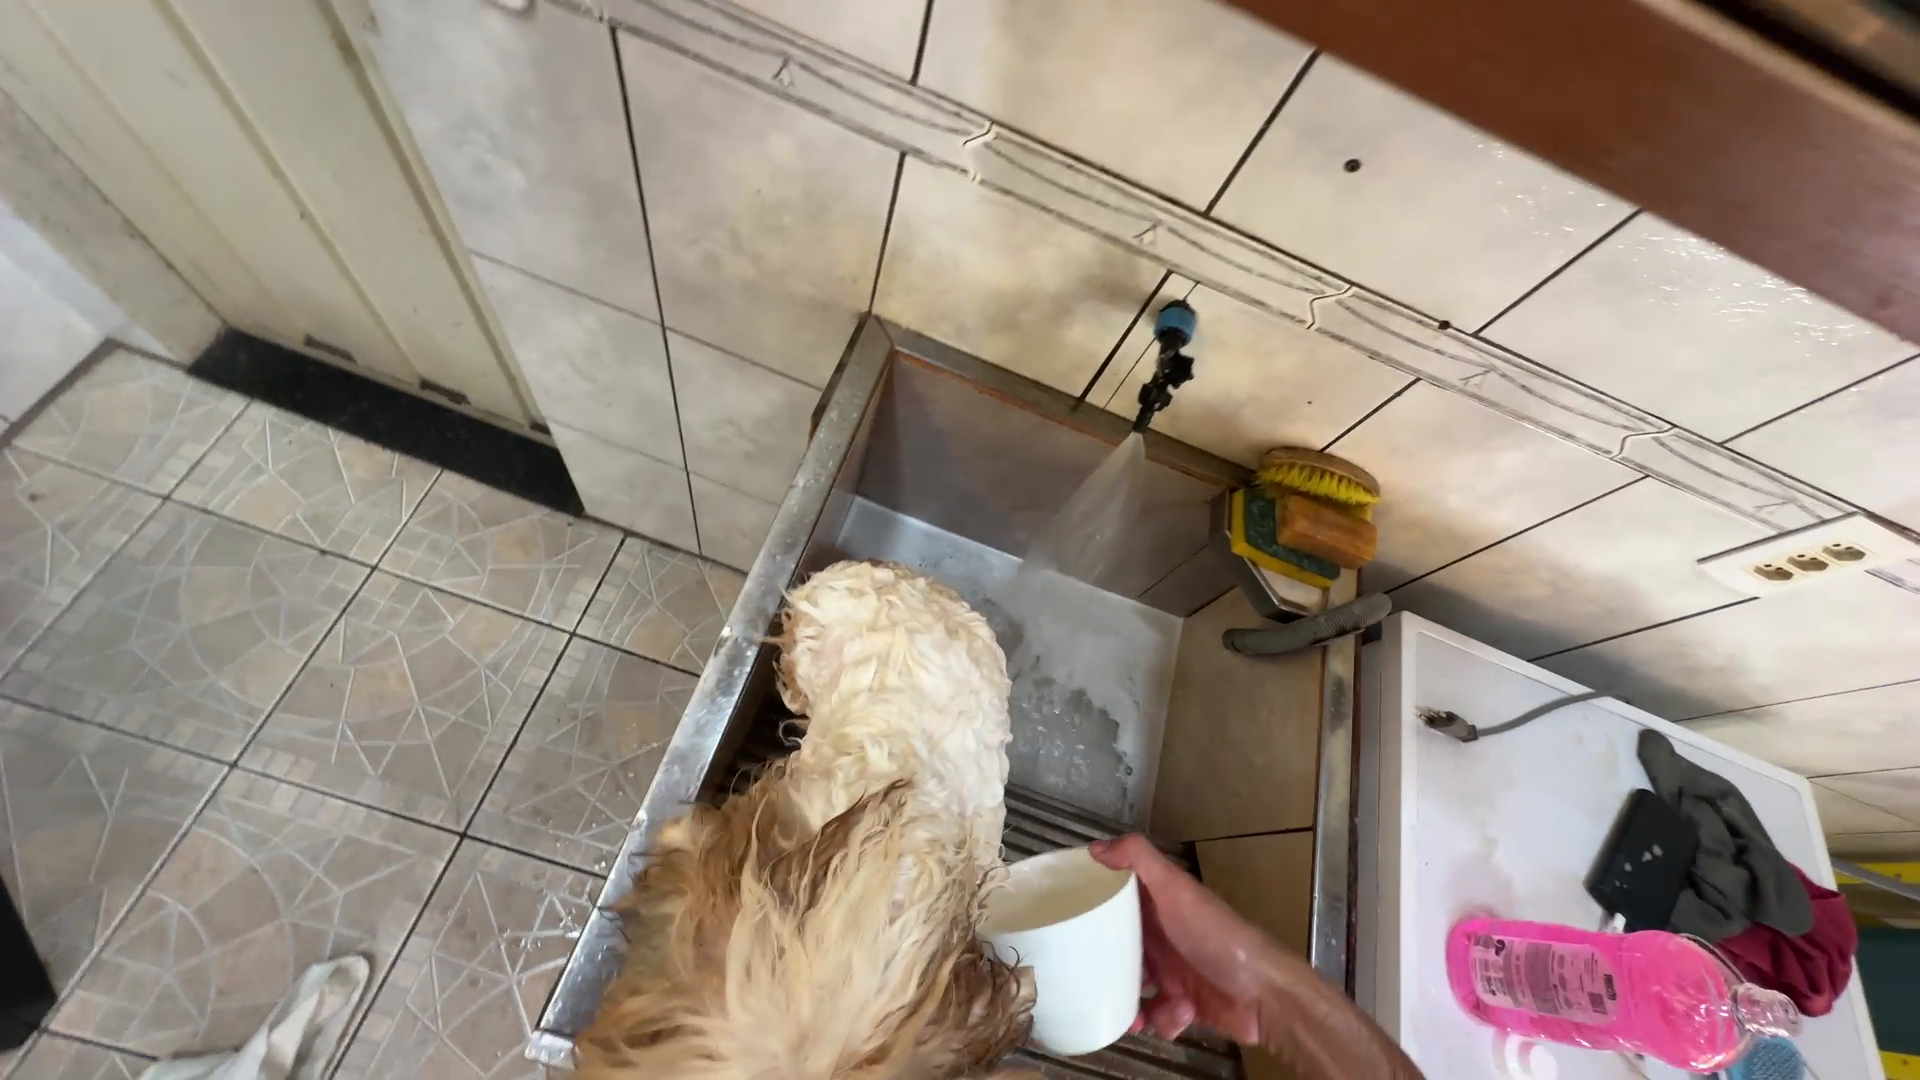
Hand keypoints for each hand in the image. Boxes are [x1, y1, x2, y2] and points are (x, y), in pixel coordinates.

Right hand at [1089, 834, 1281, 1043]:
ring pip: (1134, 985)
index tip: (1067, 915)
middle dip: (1105, 964)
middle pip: (1119, 946)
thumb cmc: (1214, 934)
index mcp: (1157, 902)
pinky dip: (1160, 1019)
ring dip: (1129, 1000)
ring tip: (1129, 1012)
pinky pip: (1157, 1015)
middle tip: (1088, 977)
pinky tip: (1171, 1015)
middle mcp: (1162, 934)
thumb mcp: (1174, 887)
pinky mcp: (1184, 1004)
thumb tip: (1094, 847)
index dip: (1095, 904)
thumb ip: (1137, 858)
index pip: (1117, 897)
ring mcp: (1173, 970)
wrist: (1262, 992)